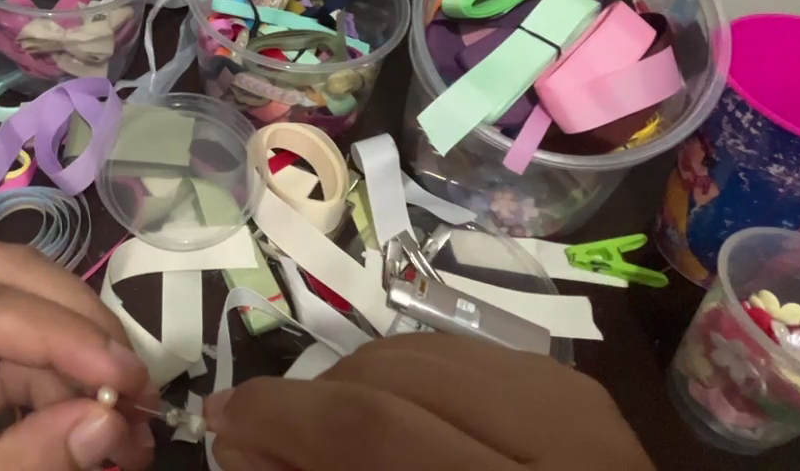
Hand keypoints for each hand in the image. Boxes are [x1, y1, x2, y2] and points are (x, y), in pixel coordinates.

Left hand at [0, 240, 156, 470]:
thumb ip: (16, 462)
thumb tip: (112, 424)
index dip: (57, 335)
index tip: (126, 375)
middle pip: (8, 278)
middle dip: (78, 327)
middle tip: (139, 386)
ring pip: (25, 302)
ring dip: (82, 356)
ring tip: (133, 421)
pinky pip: (21, 345)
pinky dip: (65, 378)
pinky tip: (100, 418)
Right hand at [206, 332, 652, 470]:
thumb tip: (241, 443)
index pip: (373, 431)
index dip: (281, 418)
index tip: (221, 420)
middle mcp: (566, 446)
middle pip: (390, 378)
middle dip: (308, 401)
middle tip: (259, 431)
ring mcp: (579, 408)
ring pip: (417, 351)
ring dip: (352, 385)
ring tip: (328, 430)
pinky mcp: (576, 389)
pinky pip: (454, 352)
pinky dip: (403, 378)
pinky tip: (390, 417)